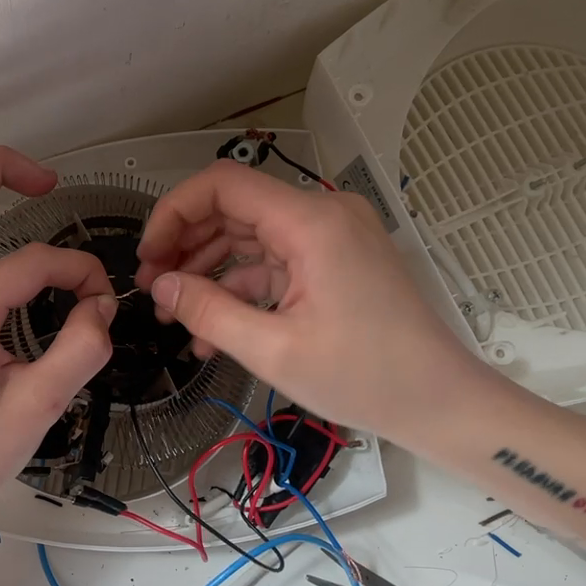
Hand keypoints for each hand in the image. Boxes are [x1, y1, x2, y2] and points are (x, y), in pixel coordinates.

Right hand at [136, 160, 496, 445]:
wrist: (438, 401)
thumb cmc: (364, 376)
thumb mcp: (272, 349)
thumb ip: (208, 310)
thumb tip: (161, 286)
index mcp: (311, 223)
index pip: (223, 185)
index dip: (174, 213)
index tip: (148, 257)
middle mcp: (323, 216)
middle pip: (234, 208)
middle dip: (184, 245)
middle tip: (152, 289)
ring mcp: (331, 238)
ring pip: (249, 236)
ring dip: (207, 270)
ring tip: (174, 314)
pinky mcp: (334, 262)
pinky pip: (273, 262)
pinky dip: (238, 288)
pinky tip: (210, 329)